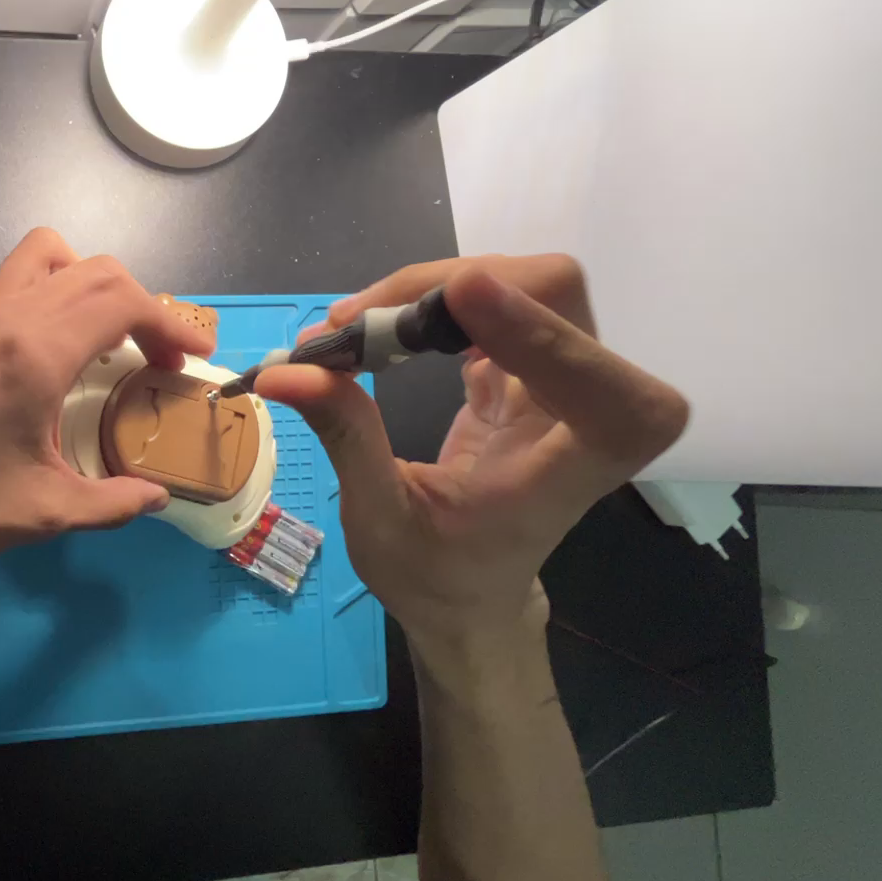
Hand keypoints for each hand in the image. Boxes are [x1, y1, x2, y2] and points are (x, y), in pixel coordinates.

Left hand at [0, 228, 215, 566]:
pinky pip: (20, 275)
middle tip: (161, 357)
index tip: (193, 359)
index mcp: (35, 355)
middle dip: (145, 305)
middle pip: (98, 270)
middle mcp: (8, 316)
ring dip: (96, 283)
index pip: (123, 302)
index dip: (171, 325)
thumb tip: (156, 495)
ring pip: (53, 255)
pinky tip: (62, 343)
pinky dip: (57, 287)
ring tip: (113, 335)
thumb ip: (112, 501)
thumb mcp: (45, 513)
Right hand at [255, 256, 687, 648]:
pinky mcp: (526, 369)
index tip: (459, 297)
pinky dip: (425, 306)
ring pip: (519, 286)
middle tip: (349, 323)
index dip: (539, 331)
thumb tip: (284, 369)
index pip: (597, 384)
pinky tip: (373, 333)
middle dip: (447, 287)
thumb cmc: (433, 574)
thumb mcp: (378, 517)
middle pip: (555, 296)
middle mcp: (587, 410)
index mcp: (571, 467)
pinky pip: (489, 306)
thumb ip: (345, 436)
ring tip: (345, 330)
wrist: (467, 594)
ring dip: (427, 291)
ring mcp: (558, 380)